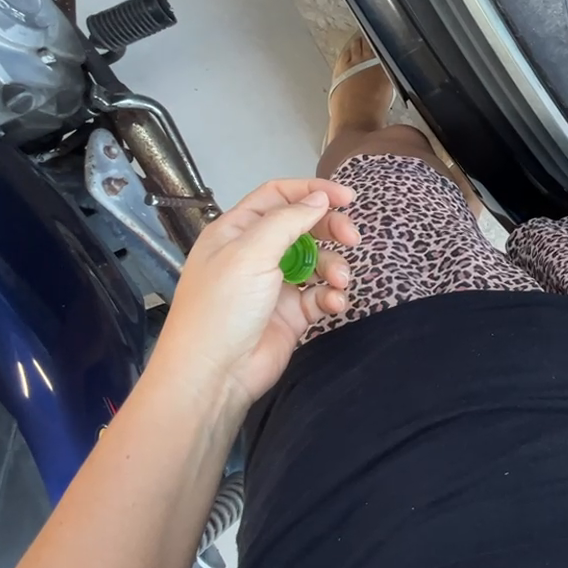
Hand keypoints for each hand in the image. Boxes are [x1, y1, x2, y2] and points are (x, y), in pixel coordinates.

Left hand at [146, 178, 361, 414]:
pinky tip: (335, 305)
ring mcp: (276, 284)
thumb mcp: (252, 253)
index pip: (278, 197)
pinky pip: (321, 294)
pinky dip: (333, 296)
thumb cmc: (223, 306)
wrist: (214, 375)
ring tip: (340, 282)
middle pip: (304, 227)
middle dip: (332, 230)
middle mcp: (256, 254)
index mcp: (237, 232)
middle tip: (353, 239)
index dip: (313, 192)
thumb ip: (289, 221)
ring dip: (335, 267)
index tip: (349, 198)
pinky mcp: (293, 313)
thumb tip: (321, 198)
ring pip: (319, 261)